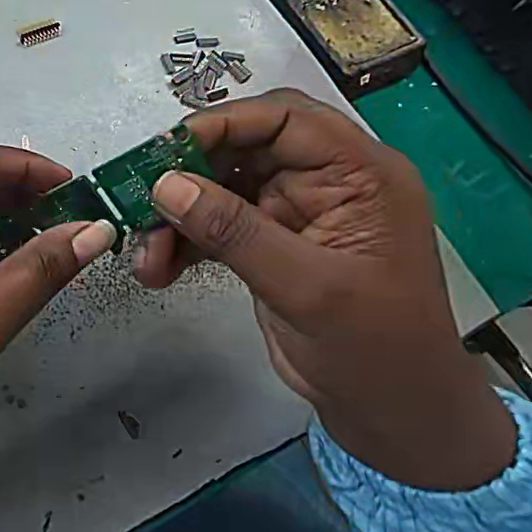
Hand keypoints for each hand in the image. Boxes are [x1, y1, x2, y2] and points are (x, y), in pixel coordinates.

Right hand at [133, 89, 510, 488]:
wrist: (391, 413)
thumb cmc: (375, 349)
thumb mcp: (306, 287)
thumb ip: (235, 232)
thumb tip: (166, 185)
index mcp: (359, 173)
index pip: (285, 118)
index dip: (222, 125)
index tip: (165, 153)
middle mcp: (325, 182)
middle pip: (242, 151)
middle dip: (188, 178)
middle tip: (140, 201)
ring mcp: (294, 214)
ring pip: (221, 191)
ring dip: (178, 218)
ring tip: (146, 257)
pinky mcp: (270, 245)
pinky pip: (217, 227)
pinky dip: (185, 243)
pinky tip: (159, 268)